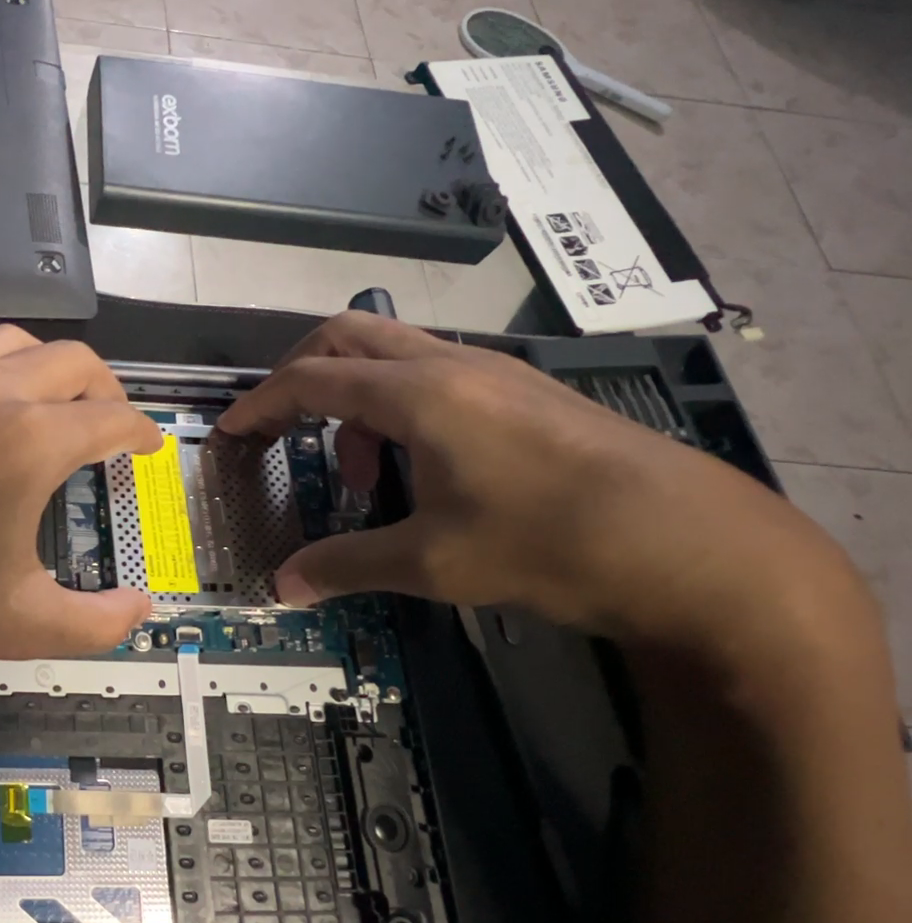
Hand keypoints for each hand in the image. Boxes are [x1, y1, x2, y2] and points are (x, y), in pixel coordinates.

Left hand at [0, 325, 163, 691]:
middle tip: (115, 433)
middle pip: (74, 362)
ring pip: (19, 344)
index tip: (150, 449)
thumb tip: (139, 606)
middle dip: (107, 392)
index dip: (141, 433)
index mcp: (29, 443)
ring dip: (53, 369)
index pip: (110, 419)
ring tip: (63, 411)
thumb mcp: (25, 626)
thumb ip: (100, 622)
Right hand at [216, 312, 867, 648]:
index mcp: (418, 394)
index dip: (259, 405)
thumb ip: (343, 565)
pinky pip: (432, 375)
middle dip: (297, 377)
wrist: (694, 545)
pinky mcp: (522, 392)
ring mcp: (493, 372)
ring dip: (351, 399)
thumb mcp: (431, 561)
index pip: (310, 379)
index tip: (228, 434)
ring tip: (359, 474)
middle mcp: (451, 364)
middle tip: (277, 428)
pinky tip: (418, 470)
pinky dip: (396, 408)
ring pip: (392, 352)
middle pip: (346, 336)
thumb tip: (282, 586)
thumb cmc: (547, 542)